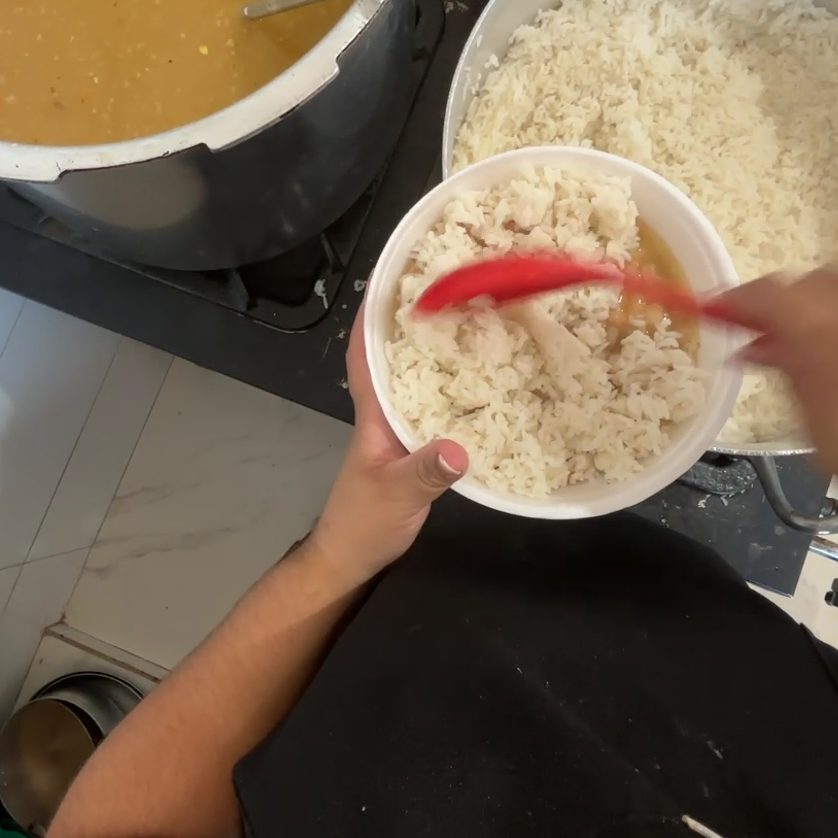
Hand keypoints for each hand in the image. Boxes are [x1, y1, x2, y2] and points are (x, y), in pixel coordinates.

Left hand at [303, 307, 467, 586]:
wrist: (352, 557)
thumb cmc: (362, 523)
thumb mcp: (394, 496)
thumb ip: (423, 473)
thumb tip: (460, 448)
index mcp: (374, 415)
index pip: (366, 356)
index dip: (372, 318)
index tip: (390, 280)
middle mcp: (387, 415)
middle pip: (397, 359)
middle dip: (415, 325)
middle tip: (452, 291)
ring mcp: (401, 432)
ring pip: (419, 382)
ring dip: (438, 355)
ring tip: (475, 324)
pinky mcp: (417, 450)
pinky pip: (438, 410)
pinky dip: (456, 394)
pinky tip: (484, 386)